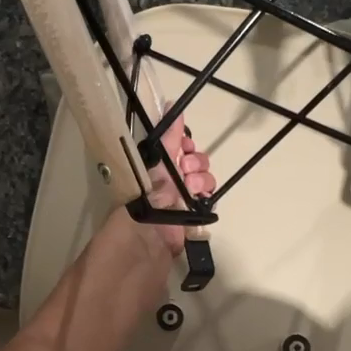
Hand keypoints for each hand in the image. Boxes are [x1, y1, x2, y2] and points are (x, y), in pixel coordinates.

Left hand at [139, 120, 214, 257]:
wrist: (144, 245)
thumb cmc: (142, 202)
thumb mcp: (154, 166)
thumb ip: (166, 139)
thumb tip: (171, 104)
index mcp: (154, 166)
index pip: (174, 145)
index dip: (184, 140)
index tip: (186, 143)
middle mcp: (168, 180)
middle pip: (193, 161)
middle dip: (195, 160)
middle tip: (186, 168)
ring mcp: (180, 199)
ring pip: (203, 179)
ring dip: (202, 178)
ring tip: (191, 188)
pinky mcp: (191, 218)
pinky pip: (206, 201)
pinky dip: (207, 196)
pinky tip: (200, 198)